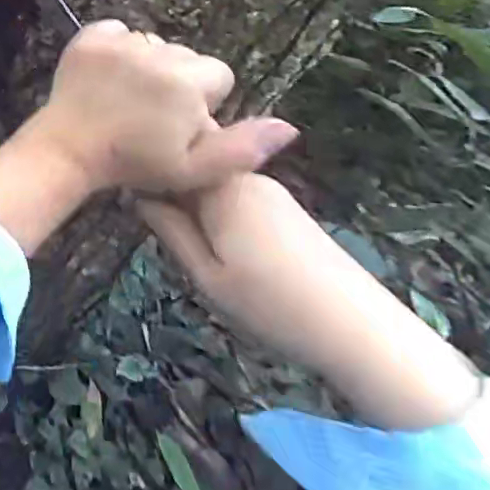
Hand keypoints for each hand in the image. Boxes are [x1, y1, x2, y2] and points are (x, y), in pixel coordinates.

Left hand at [23, 20, 297, 195]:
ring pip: (152, 43)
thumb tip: (288, 126)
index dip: (203, 100)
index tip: (178, 123)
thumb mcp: (193, 170)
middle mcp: (156, 52)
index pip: (218, 74)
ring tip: (128, 95)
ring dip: (147, 63)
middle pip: (186, 56)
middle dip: (177, 80)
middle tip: (151, 112)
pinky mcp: (90, 37)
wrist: (69, 149)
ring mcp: (119, 42)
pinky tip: (108, 74)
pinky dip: (116, 46)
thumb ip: (243, 149)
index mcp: (187, 81)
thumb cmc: (133, 163)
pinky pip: (116, 30)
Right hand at [139, 175, 480, 429]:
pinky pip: (236, 195)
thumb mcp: (206, 276)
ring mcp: (269, 189)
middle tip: (158, 229)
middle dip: (171, 187)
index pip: (169, 157)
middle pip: (192, 166)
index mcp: (220, 185)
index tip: (126, 194)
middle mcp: (244, 175)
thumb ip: (168, 229)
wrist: (363, 332)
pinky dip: (222, 213)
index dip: (146, 171)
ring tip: (193, 245)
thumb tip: (137, 193)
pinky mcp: (286, 207)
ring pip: (213, 182)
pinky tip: (229, 250)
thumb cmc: (272, 305)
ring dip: (196, 203)